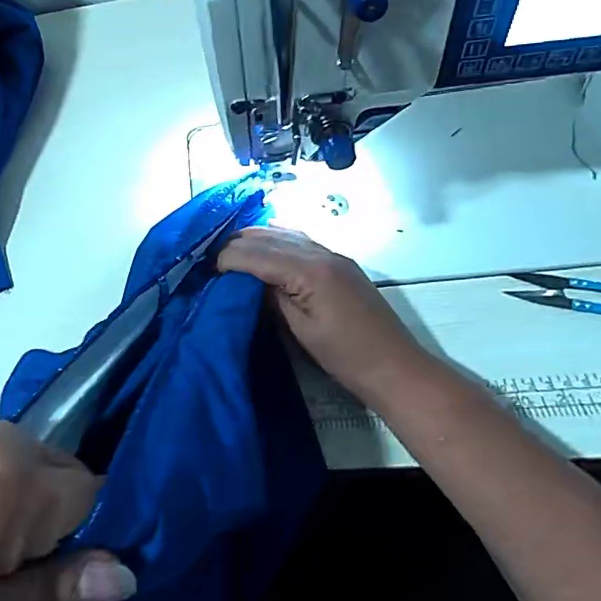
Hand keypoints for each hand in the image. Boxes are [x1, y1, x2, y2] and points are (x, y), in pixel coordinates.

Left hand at [0, 411, 134, 600]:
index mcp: (8, 477)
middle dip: (54, 523)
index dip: (88, 543)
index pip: (95, 492)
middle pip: (61, 471)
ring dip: (18, 509)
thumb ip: (51, 594)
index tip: (62, 588)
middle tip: (7, 586)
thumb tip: (125, 573)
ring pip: (24, 463)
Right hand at [218, 226, 424, 399]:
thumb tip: (246, 280)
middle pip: (268, 237)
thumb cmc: (344, 355)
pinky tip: (265, 247)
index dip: (228, 259)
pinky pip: (300, 240)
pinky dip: (277, 241)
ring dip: (256, 239)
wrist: (394, 366)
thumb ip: (271, 297)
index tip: (206, 270)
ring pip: (284, 233)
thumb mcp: (299, 329)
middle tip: (212, 260)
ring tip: (231, 252)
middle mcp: (320, 253)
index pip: (256, 254)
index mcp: (309, 270)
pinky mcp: (339, 262)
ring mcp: (332, 254)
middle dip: (237, 245)